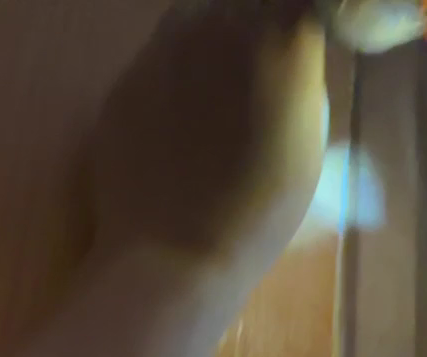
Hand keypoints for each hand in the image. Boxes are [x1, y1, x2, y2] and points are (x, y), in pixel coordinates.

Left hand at [89, 0, 329, 293]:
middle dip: (250, 25)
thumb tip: (282, 56)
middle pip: (240, 1)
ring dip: (203, 44)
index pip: (297, 2)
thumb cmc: (254, 215)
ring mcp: (158, 54)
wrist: (170, 260)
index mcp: (279, 31)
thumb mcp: (305, 139)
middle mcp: (215, 23)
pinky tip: (168, 128)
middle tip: (251, 69)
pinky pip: (151, 65)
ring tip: (207, 96)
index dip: (299, 23)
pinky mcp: (120, 89)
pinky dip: (166, 82)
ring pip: (189, 20)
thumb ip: (295, 76)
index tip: (301, 46)